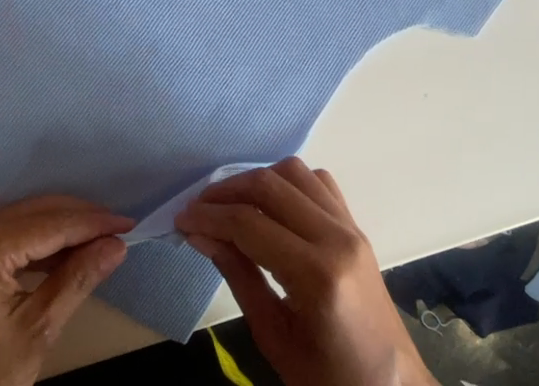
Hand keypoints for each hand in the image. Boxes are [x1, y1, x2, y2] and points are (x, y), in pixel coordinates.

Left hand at [0, 195, 132, 385]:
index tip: (130, 225)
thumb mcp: (38, 329)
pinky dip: (41, 240)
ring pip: (26, 219)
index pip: (52, 224)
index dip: (93, 223)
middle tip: (120, 229)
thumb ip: (77, 280)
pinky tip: (68, 253)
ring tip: (101, 240)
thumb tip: (115, 245)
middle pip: (38, 212)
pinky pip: (11, 233)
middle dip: (80, 219)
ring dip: (63, 227)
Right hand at [176, 159, 436, 385]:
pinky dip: (288, 183)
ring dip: (255, 181)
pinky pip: (319, 183)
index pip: (248, 224)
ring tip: (230, 205)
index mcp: (317, 276)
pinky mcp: (357, 228)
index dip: (208, 217)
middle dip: (225, 191)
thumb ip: (238, 276)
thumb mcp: (274, 336)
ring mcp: (352, 229)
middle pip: (269, 186)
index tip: (181, 220)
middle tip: (197, 209)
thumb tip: (199, 234)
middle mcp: (337, 239)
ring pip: (294, 173)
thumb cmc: (328, 377)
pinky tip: (270, 205)